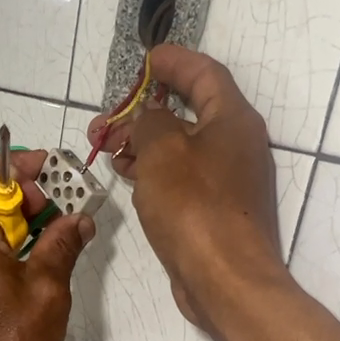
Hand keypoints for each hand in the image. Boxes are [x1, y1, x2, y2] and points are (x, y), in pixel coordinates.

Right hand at [88, 45, 287, 327]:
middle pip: (188, 113)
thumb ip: (150, 121)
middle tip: (103, 124)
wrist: (225, 280)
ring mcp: (228, 181)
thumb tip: (149, 118)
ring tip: (105, 151)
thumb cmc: (194, 207)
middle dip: (143, 113)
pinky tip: (127, 178)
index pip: (204, 74)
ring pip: (181, 149)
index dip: (172, 62)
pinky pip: (182, 179)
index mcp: (233, 119)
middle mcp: (236, 145)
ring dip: (143, 145)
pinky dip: (154, 172)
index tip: (144, 60)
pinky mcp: (216, 212)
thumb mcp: (162, 150)